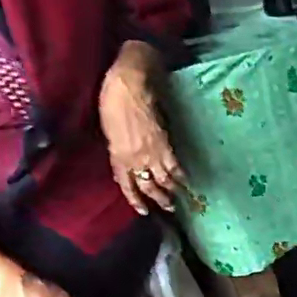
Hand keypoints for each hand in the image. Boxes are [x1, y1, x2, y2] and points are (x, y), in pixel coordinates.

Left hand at [99, 41, 184, 214]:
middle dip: (159, 199)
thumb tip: (124, 163)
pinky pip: (174, 167)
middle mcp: (134, 160)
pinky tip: (187, 180)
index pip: (126, 185)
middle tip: (169, 208)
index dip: (135, 199)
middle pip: (148, 187)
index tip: (143, 210)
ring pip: (163, 180)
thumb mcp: (109, 130)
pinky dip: (181, 175)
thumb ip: (118, 149)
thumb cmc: (112, 101)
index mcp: (118, 156)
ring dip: (172, 191)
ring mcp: (150, 154)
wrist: (128, 85)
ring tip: (179, 198)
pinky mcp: (164, 145)